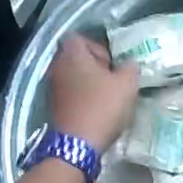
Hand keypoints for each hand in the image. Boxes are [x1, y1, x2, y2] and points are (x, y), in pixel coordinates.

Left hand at [48, 35, 138, 153]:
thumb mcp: (127, 84)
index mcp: (71, 53)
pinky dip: (81, 97)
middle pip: (75, 57)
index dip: (97, 47)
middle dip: (94, 66)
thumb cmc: (102, 107)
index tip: (111, 64)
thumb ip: (131, 68)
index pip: (79, 37)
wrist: (77, 144)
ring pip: (72, 76)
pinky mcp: (52, 105)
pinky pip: (69, 93)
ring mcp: (51, 86)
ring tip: (105, 97)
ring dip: (88, 83)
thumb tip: (129, 64)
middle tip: (111, 80)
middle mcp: (56, 66)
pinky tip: (95, 110)